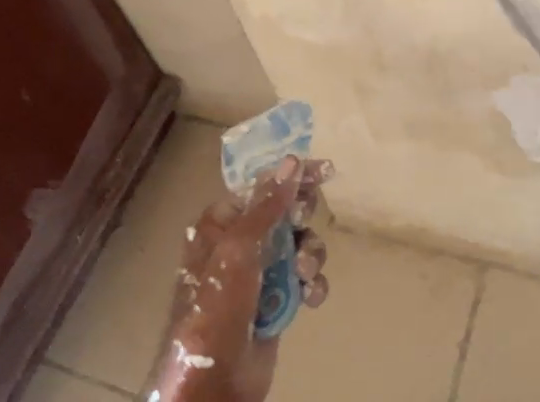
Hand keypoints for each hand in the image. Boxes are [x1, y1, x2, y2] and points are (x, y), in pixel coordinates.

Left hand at [146, 156, 333, 401]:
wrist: (214, 380)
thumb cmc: (217, 306)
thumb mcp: (239, 249)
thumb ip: (268, 204)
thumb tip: (292, 160)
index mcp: (221, 224)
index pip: (263, 186)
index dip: (292, 177)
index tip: (324, 171)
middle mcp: (240, 243)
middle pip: (285, 213)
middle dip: (302, 222)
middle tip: (304, 231)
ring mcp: (260, 273)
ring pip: (300, 245)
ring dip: (310, 256)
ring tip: (306, 273)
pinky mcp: (277, 301)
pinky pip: (305, 279)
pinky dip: (313, 284)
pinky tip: (311, 297)